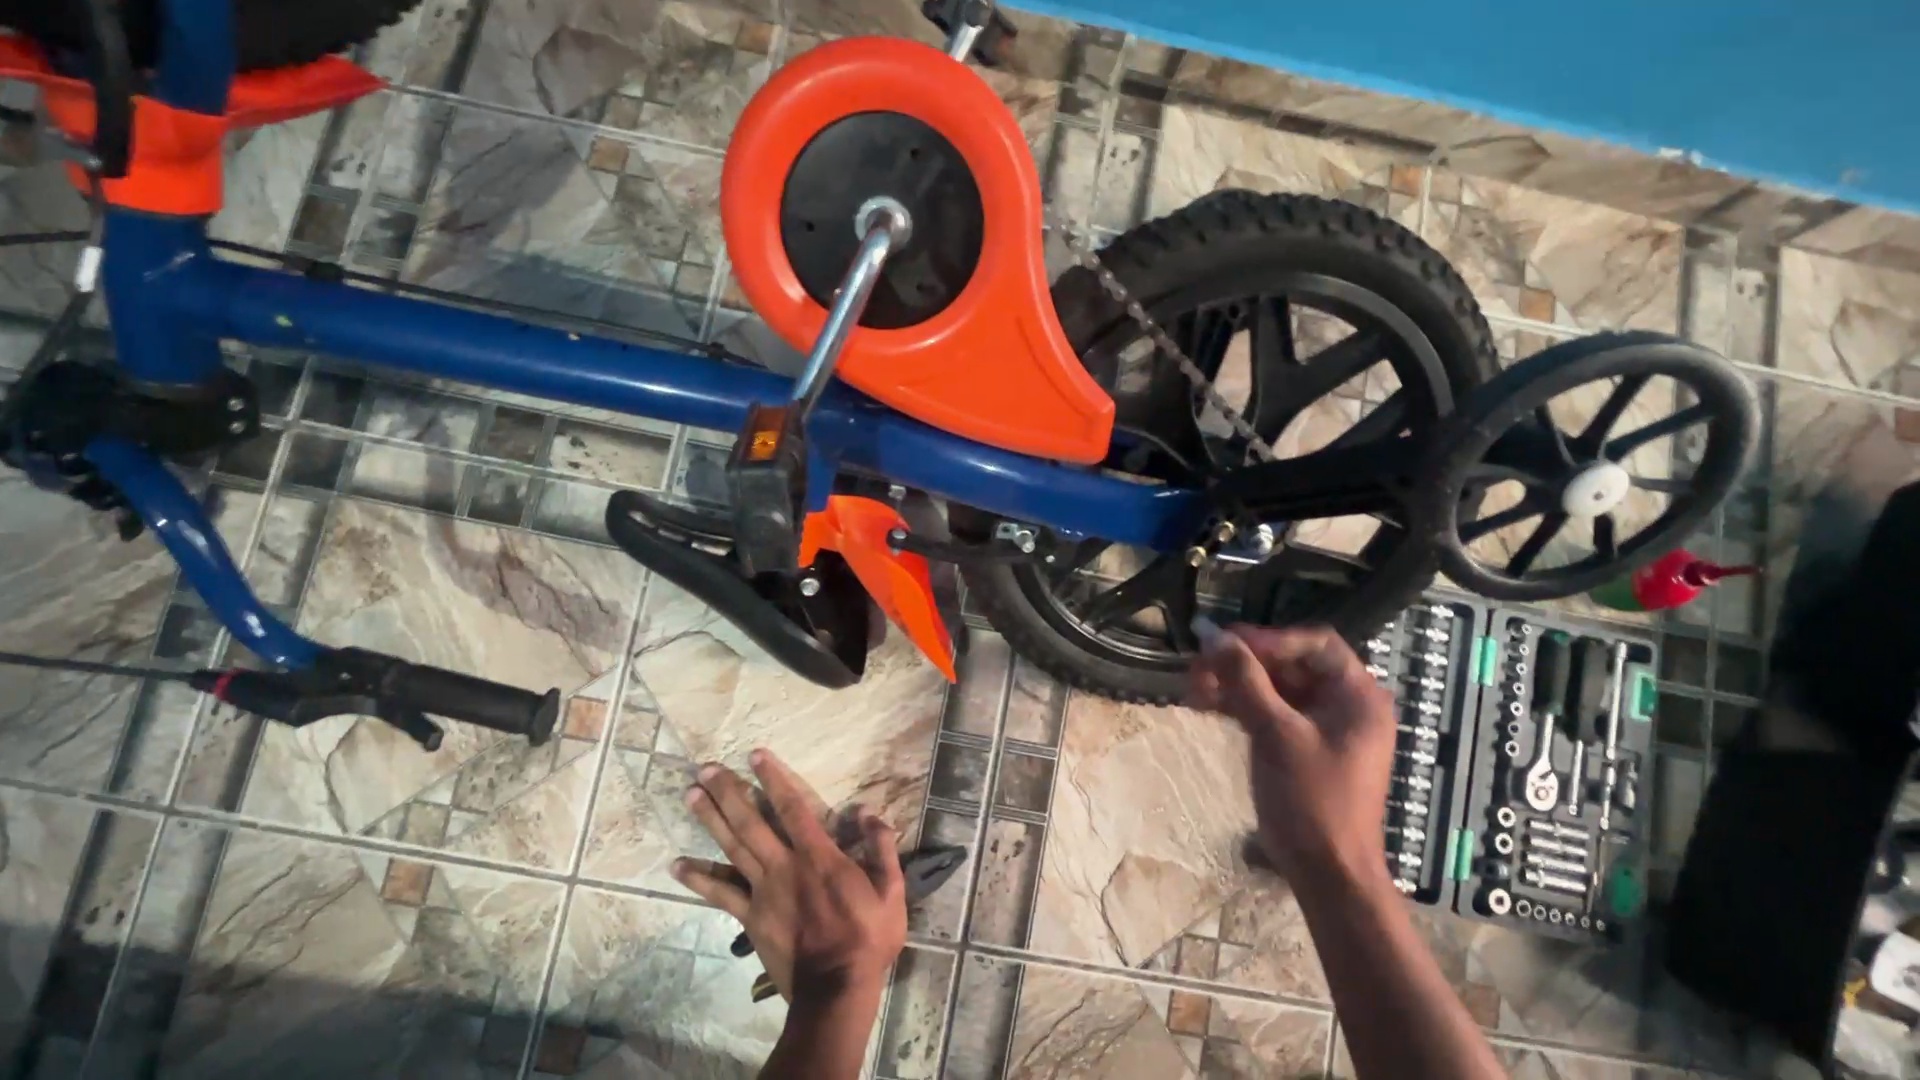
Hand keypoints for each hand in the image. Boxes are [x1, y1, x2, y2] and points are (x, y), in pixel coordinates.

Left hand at [671, 749, 907, 1003]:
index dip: (773, 779)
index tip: (755, 754)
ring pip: (732, 848)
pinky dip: (699, 878)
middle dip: (729, 792)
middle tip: (705, 768)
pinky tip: (677, 865)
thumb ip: (881, 849)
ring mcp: (763, 893)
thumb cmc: (867, 939)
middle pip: (751, 822)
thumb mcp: (891, 892)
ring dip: (711, 820)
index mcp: (819, 857)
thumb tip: (870, 812)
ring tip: (691, 795)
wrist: (835, 991)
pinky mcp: (750, 918)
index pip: (792, 808)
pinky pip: (720, 894)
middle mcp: (784, 867)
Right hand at [1188, 624, 1396, 886]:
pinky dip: (1242, 706)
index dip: (1269, 639)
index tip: (1226, 645)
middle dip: (1243, 662)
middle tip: (1199, 664)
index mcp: (1358, 696)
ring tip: (1194, 686)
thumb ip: (1245, 680)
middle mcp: (1347, 704)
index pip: (1315, 644)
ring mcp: (1325, 727)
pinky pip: (1272, 712)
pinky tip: (1207, 704)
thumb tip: (1213, 635)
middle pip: (1291, 664)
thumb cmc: (1312, 800)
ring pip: (1276, 688)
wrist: (1328, 874)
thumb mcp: (1276, 734)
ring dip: (1236, 683)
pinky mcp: (1304, 747)